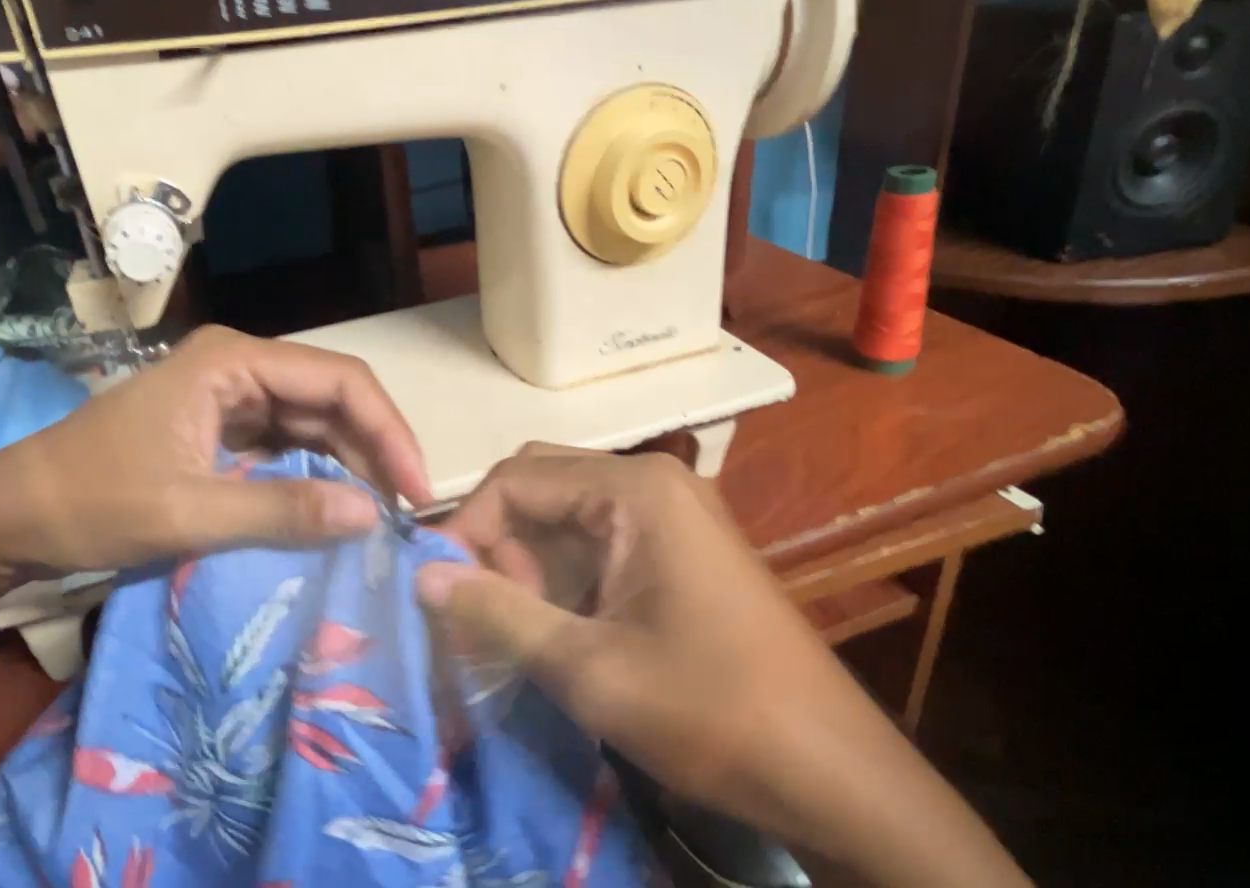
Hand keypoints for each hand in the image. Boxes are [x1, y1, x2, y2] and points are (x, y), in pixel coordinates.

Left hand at [0, 325, 432, 576]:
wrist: (10, 516)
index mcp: (233, 361)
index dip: (389, 432)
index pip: (340, 381)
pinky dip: (316, 476)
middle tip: (407, 511)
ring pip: (316, 423)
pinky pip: (289, 446)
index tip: (416, 490)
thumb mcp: (188, 511)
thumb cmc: (91, 502)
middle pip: (334, 398)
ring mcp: (231, 397)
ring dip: (351, 465)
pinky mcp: (223, 429)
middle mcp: (240, 367)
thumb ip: (282, 510)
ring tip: (382, 516)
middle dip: (375, 450)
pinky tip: (337, 510)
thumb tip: (371, 516)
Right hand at [416, 445, 797, 817]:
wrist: (829, 770)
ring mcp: (674, 513)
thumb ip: (497, 613)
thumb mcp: (587, 667)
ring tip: (519, 633)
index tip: (440, 595)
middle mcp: (654, 481)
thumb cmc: (708, 710)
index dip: (467, 530)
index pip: (516, 479)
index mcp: (634, 489)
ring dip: (530, 565)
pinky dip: (567, 577)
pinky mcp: (684, 548)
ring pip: (568, 517)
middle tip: (484, 615)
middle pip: (542, 487)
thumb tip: (420, 575)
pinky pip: (603, 541)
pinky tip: (561, 630)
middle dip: (499, 545)